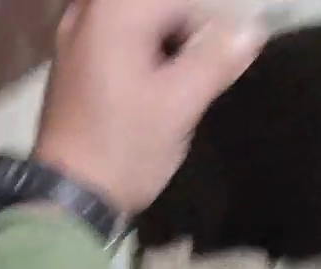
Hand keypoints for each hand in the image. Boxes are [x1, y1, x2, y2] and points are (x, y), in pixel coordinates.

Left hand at [34, 0, 263, 215]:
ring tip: (175, 88)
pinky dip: (139, 56)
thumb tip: (253, 28)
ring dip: (164, 46)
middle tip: (200, 76)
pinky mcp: (69, 64)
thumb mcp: (178, 107)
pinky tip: (147, 93)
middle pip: (156, 7)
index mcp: (116, 11)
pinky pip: (114, 41)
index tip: (222, 64)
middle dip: (185, 33)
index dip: (211, 25)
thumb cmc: (125, 149)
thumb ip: (216, 61)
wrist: (68, 197)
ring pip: (135, 23)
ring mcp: (72, 36)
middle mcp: (88, 10)